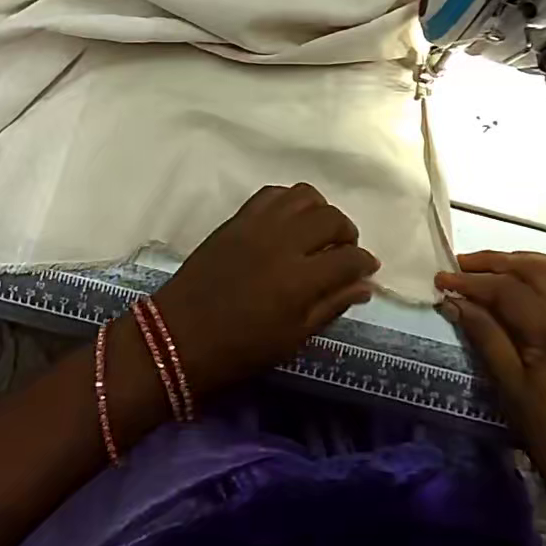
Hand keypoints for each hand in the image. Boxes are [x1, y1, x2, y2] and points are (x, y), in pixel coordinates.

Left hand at [150, 184, 377, 396]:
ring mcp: (258, 226)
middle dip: (348, 233)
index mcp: (300, 281)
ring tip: (318, 231)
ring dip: (321, 211)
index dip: (365, 263)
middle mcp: (283, 243)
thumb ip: (331, 306)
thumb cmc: (238, 351)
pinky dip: (289, 202)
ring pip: (305, 196)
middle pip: (332, 218)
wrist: (177, 339)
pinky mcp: (237, 219)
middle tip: (344, 251)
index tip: (368, 269)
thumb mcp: (292, 339)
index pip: (349, 258)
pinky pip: (272, 194)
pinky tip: (289, 221)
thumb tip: (364, 286)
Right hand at [436, 251, 545, 495]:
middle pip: (536, 269)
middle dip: (497, 262)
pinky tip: (526, 292)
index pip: (508, 288)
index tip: (441, 278)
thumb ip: (485, 335)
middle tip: (463, 265)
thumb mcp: (509, 386)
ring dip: (525, 263)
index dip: (471, 282)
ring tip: (493, 270)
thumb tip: (456, 302)